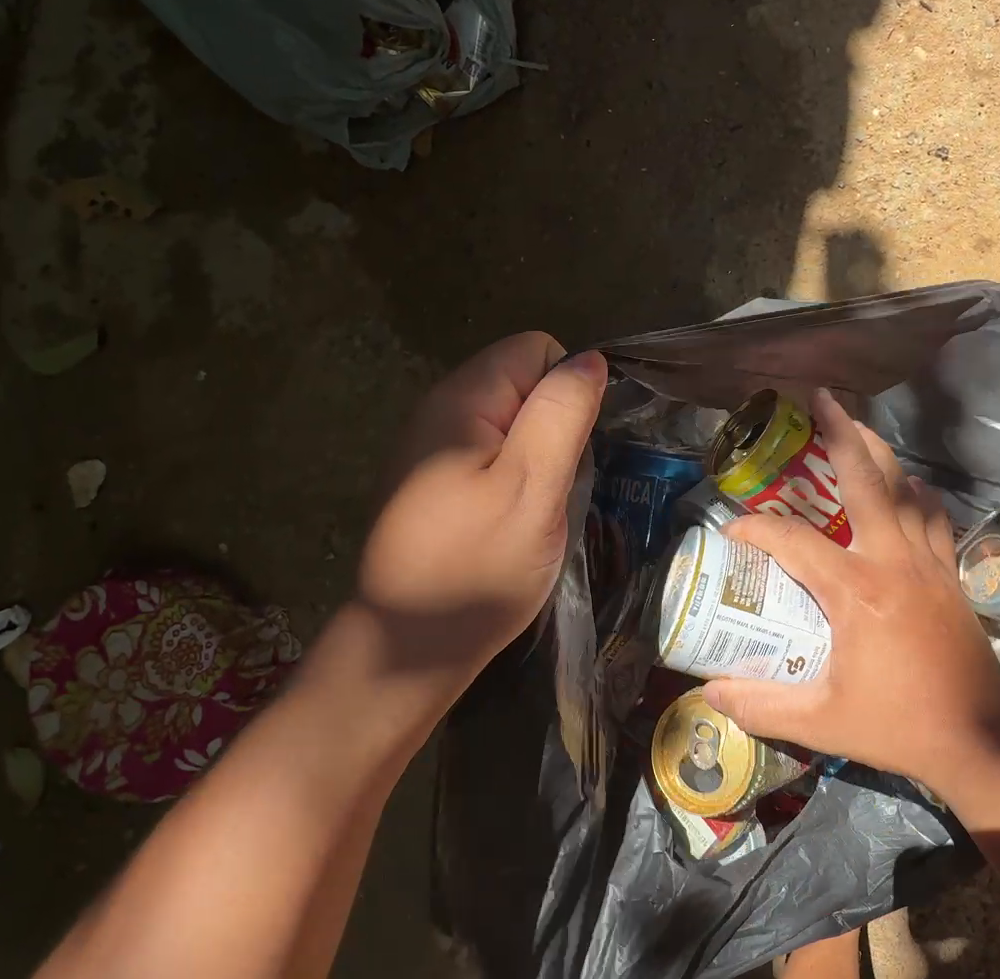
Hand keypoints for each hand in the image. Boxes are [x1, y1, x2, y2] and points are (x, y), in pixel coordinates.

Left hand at [352, 332, 605, 689]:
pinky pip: (495, 456)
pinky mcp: (438, 484)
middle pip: (524, 383)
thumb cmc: (477, 567)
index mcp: (461, 401)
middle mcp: (441, 412)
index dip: (567, 389)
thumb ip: (561, 414)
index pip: (535, 350)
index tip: (570, 448)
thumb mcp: (532, 487)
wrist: (409, 649)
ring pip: (515, 424)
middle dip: (556, 425)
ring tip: (539, 508)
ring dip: (540, 457)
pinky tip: (516, 521)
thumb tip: (590, 360)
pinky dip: (518, 479)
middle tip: (554, 486)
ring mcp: (435, 450)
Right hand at [701, 390, 999, 791]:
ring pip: (905, 487)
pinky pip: (932, 515)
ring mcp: (929, 562)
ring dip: (880, 453)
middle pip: (867, 479)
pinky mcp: (949, 573)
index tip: (731, 529)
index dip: (756, 529)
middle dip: (841, 433)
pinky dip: (914, 492)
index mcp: (857, 591)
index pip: (794, 542)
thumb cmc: (900, 727)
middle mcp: (894, 561)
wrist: (980, 737)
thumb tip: (710, 692)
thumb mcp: (822, 722)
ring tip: (857, 430)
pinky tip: (904, 488)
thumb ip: (761, 704)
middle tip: (821, 398)